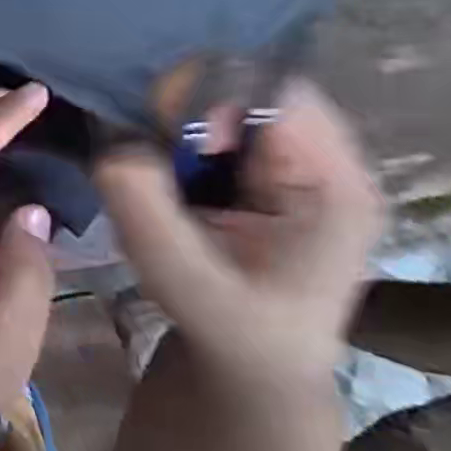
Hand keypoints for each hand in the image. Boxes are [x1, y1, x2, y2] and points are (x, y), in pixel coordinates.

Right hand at [93, 80, 383, 384]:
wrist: (253, 364)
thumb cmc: (229, 328)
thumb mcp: (184, 280)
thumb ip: (148, 213)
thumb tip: (115, 150)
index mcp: (334, 185)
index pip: (277, 94)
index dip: (214, 97)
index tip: (166, 132)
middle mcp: (325, 160)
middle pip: (252, 86)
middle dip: (189, 104)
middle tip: (150, 142)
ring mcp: (296, 161)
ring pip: (230, 98)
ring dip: (181, 117)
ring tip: (157, 158)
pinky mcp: (266, 166)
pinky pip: (219, 119)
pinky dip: (181, 129)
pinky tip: (167, 165)